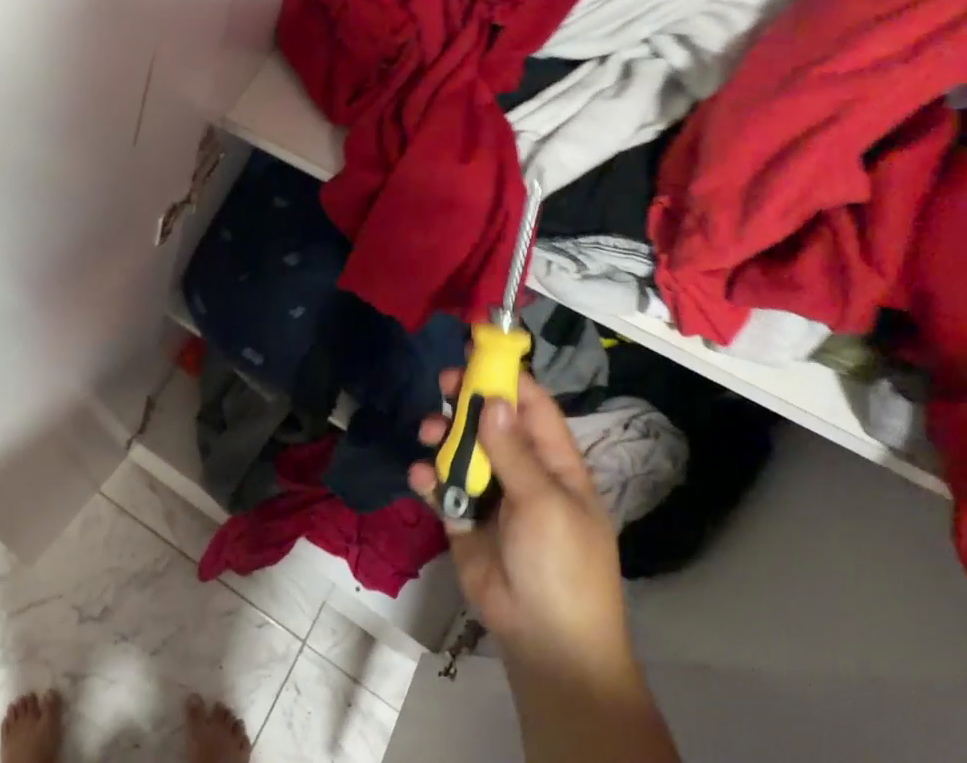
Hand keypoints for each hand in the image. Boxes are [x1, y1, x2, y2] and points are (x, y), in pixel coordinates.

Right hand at [408, 371, 633, 682]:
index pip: (533, 408)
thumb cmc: (561, 565)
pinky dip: (426, 476)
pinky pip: (438, 484)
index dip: (509, 377)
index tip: (478, 349)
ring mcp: (491, 495)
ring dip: (441, 437)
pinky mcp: (460, 517)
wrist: (543, 634)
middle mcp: (522, 472)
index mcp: (557, 466)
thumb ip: (512, 452)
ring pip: (459, 449)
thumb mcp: (544, 504)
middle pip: (490, 423)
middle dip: (466, 402)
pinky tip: (421, 478)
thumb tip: (493, 400)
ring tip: (427, 436)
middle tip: (444, 386)